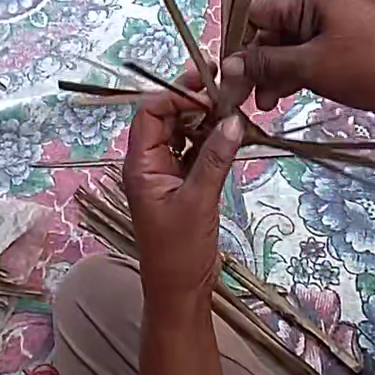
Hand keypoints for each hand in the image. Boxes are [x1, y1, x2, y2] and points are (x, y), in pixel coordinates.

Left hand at [121, 92, 242, 314]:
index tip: (207, 84)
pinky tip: (230, 133)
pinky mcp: (182, 183)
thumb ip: (215, 158)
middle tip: (224, 90)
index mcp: (140, 164)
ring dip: (204, 120)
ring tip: (232, 108)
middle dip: (193, 102)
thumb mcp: (199, 200)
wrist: (180, 290)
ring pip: (182, 133)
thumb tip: (234, 119)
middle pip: (166, 119)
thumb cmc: (179, 250)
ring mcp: (165, 173)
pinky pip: (194, 151)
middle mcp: (149, 163)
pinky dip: (210, 140)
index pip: (151, 114)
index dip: (176, 95)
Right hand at [225, 0, 374, 125]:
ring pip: (285, 48)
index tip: (226, 78)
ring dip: (271, 74)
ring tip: (263, 104)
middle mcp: (316, 5)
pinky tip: (280, 97)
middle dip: (254, 64)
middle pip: (268, 31)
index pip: (255, 12)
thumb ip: (266, 64)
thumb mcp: (312, 65)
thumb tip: (228, 66)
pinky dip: (291, 77)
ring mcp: (330, 27)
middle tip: (242, 99)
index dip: (238, 45)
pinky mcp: (341, 48)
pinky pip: (304, 59)